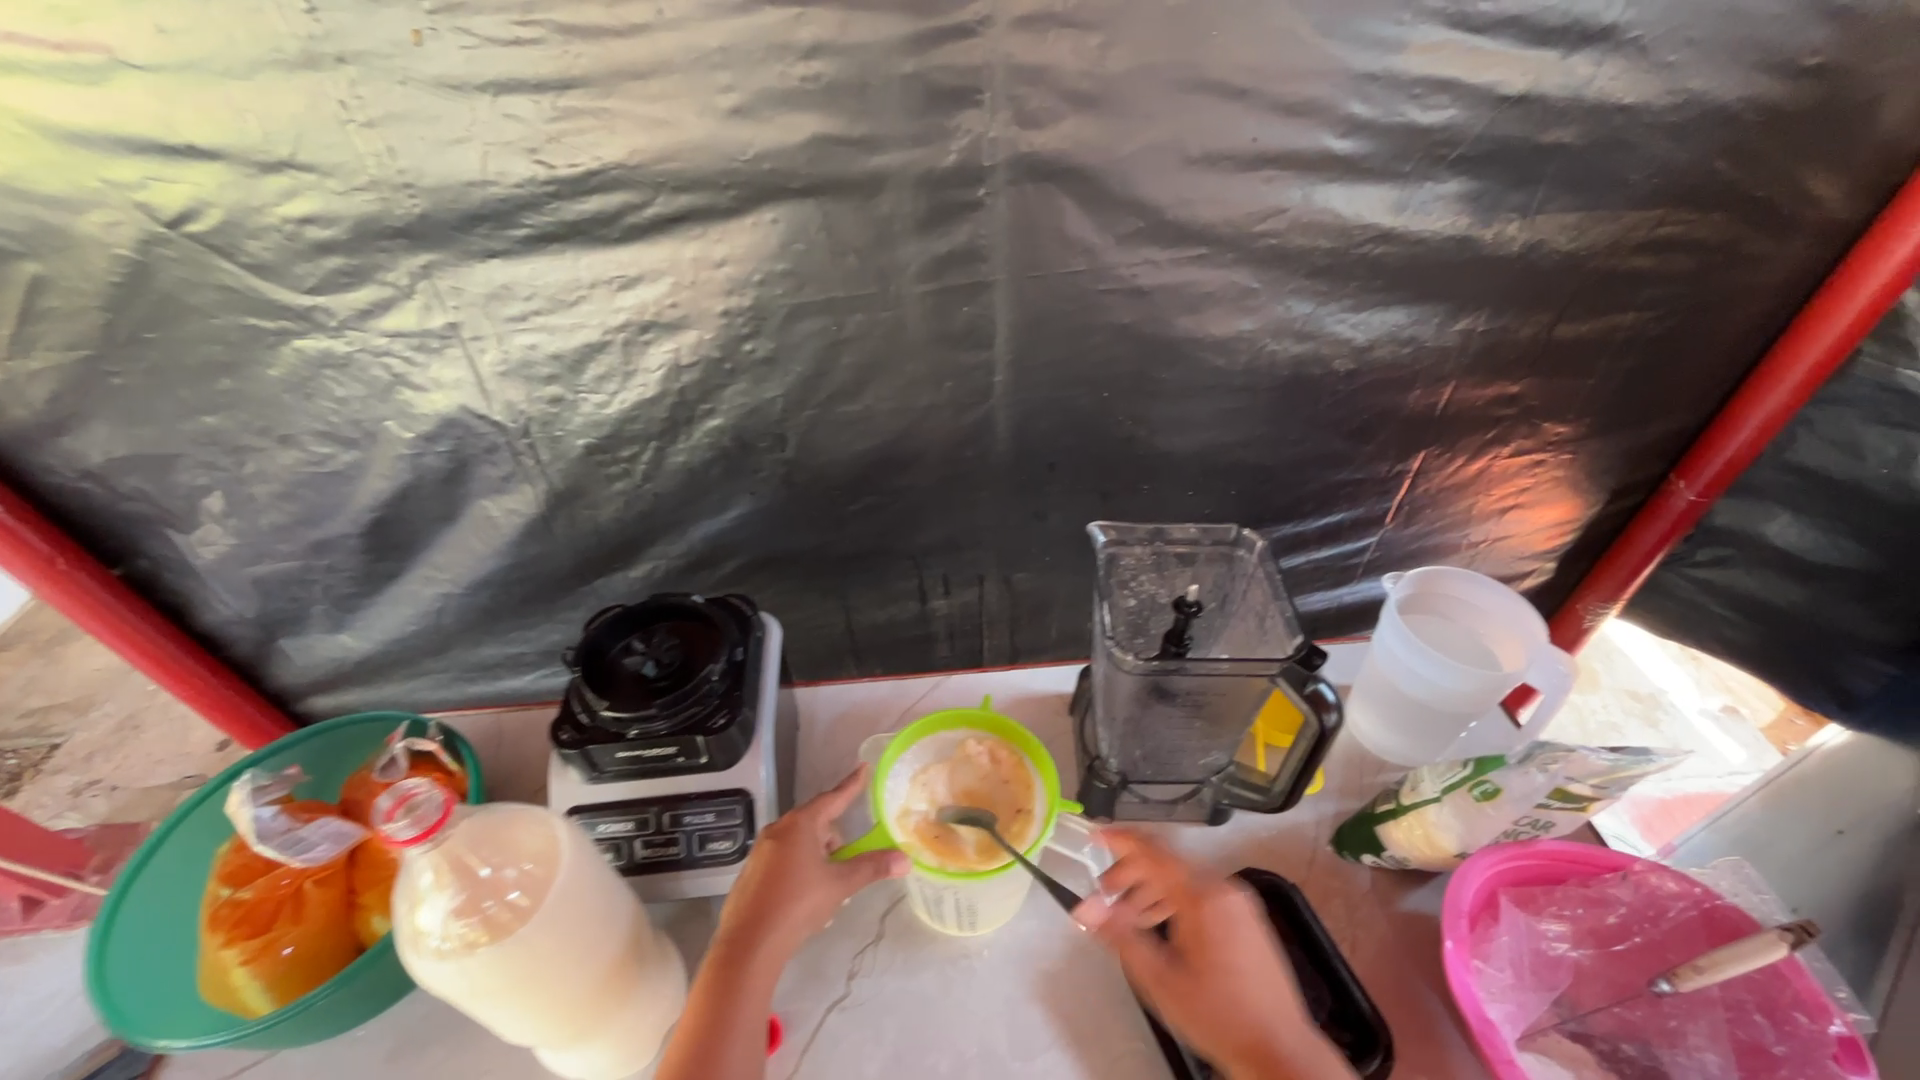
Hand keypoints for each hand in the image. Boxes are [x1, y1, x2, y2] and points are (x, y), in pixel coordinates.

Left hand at [712, 763, 908, 962]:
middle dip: (834, 842)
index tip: (863, 768)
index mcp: (800, 825)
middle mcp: (778, 830)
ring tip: (825, 890)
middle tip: (844, 866)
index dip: (851, 785)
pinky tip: (803, 900)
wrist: (749, 943)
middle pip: (816, 824)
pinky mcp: (752, 872)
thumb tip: (904, 860)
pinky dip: (799, 871)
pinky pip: (784, 860)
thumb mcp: (840, 885)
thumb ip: (872, 868)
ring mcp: (761, 851)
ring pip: (800, 844)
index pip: (833, 798)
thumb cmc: (798, 904)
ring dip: (818, 858)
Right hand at [1072, 828, 1356, 1079]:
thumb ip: (1120, 935)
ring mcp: (1240, 902)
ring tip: (1128, 918)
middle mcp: (1224, 888)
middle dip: (1131, 874)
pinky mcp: (1248, 918)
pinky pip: (1203, 894)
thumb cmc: (1218, 1015)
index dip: (1120, 840)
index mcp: (1202, 895)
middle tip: (1104, 895)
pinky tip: (1161, 928)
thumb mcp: (1160, 978)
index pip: (1154, 851)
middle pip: (1168, 863)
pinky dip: (1175, 901)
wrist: (1280, 1050)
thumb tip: (1085, 908)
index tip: (1094, 836)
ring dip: (1151, 891)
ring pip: (1184, 880)